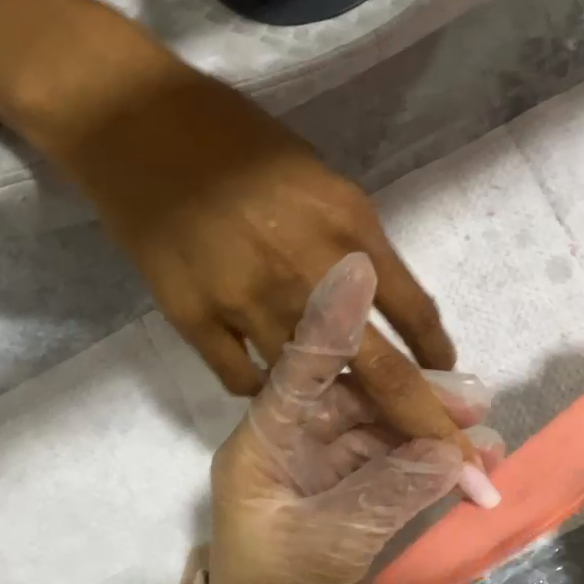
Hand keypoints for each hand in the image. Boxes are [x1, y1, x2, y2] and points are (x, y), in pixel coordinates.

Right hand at [0, 0, 475, 461]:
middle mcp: (308, 274)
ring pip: (311, 385)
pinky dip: (263, 389)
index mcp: (348, 227)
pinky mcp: (194, 321)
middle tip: (447, 455)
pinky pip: (243, 381)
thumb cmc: (237, 140)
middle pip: (381, 370)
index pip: (415, 312)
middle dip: (422, 420)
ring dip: (336, 408)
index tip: (447, 381)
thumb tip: (377, 302)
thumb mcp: (320, 180)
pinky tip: (268, 385)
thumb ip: (354, 245)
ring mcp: (248, 303)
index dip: (438, 357)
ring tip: (344, 420)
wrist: (136, 128)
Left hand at [206, 255, 501, 583]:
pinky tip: (465, 461)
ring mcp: (317, 457)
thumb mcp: (332, 543)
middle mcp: (289, 436)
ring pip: (377, 424)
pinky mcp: (341, 480)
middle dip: (414, 396)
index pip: (299, 369)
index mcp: (263, 442)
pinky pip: (386, 456)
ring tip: (484, 430)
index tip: (359, 268)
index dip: (332, 320)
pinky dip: (424, 459)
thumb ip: (390, 494)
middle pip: (354, 395)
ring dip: (429, 428)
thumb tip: (451, 455)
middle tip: (475, 395)